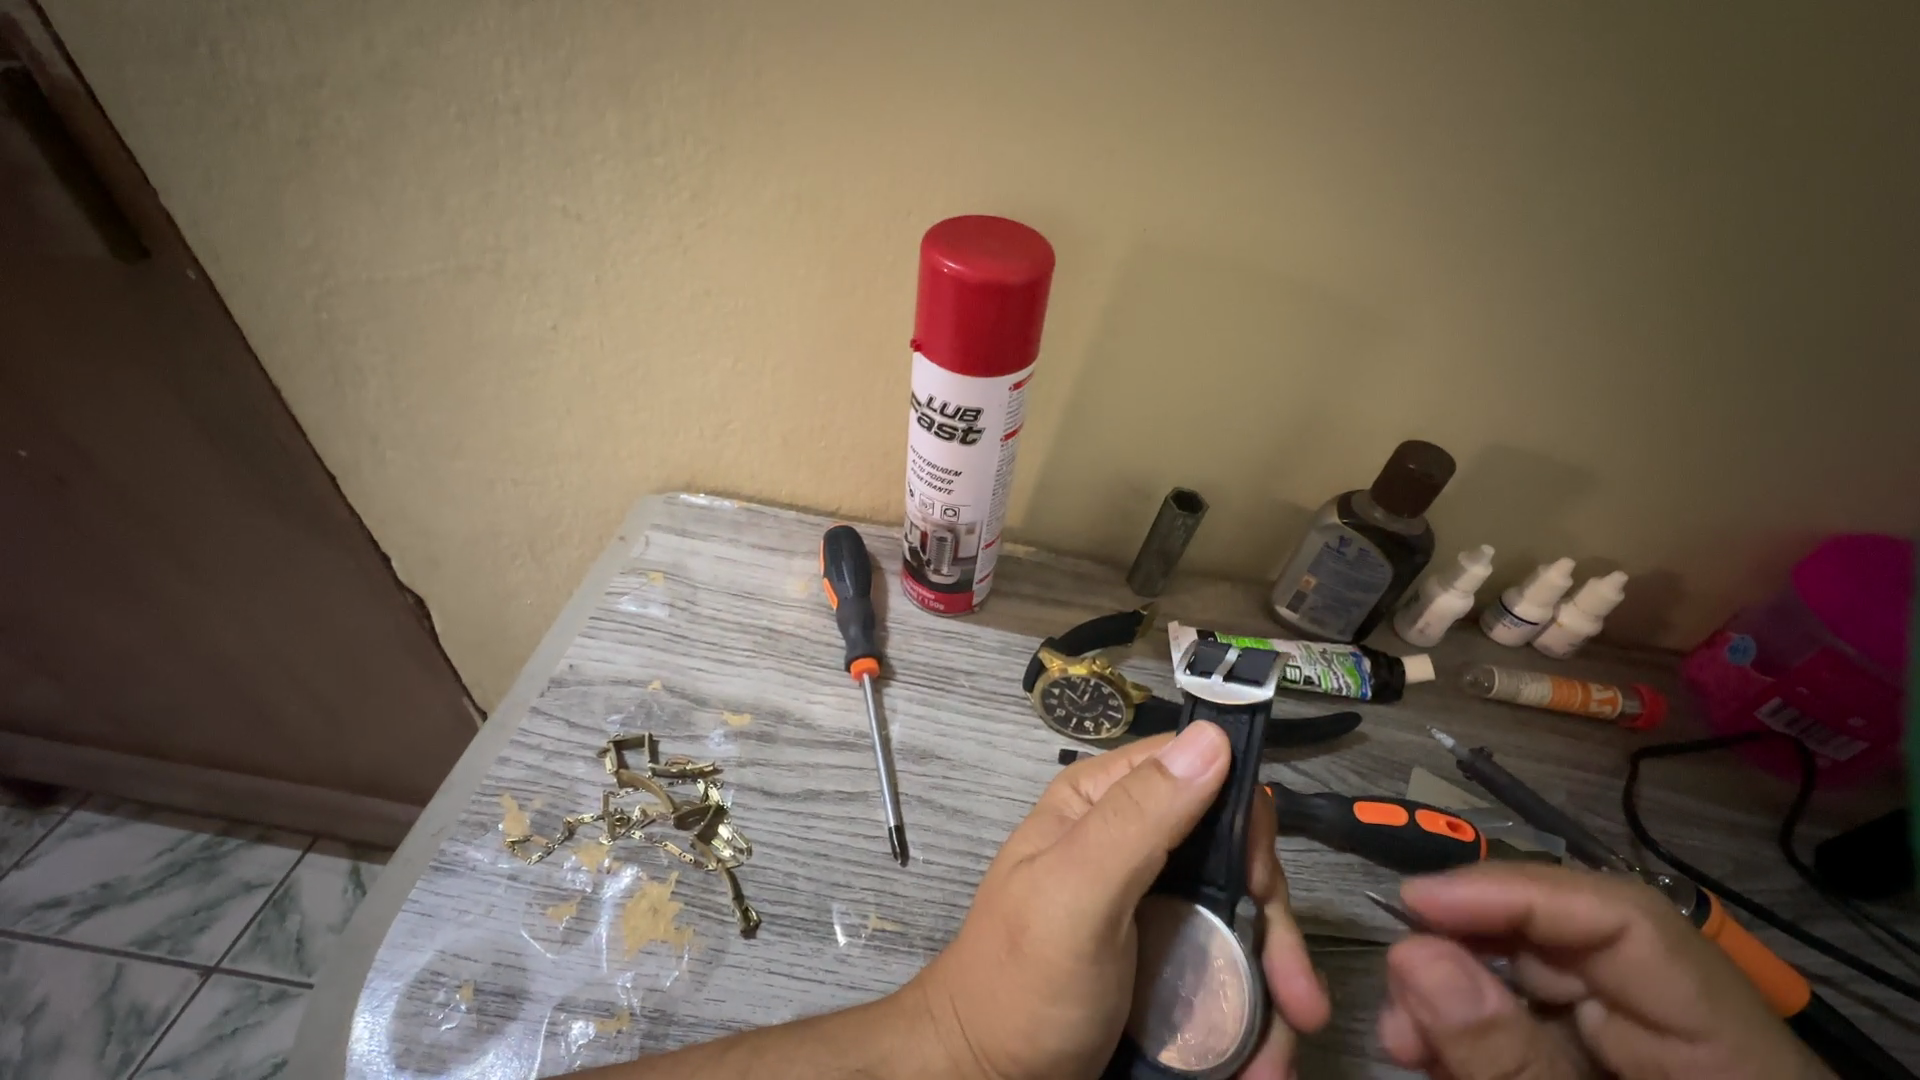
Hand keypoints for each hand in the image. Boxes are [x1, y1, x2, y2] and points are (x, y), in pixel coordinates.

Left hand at [902, 723, 1330, 1079]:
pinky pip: (1225, 957)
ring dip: (1273, 978)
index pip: (1196, 769)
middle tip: (1297, 998)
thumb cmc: (1022, 982)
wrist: (987, 1074)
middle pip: (1231, 848)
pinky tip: (1259, 1060)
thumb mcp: (1075, 893)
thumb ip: (1139, 817)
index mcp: (1101, 801)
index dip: (1241, 819)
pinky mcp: (1163, 949)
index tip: (1263, 887)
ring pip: (1238, 908)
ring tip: (1277, 1059)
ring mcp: (1150, 897)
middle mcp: (1131, 837)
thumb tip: (1213, 737)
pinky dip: (1251, 1005)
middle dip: (1271, 920)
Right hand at [1375, 863, 1826, 1079]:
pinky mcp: (1611, 1067)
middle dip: (1462, 955)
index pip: (1625, 924)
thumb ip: (1507, 1062)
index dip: (1513, 895)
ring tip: (1402, 1038)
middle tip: (1395, 995)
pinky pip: (1531, 1025)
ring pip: (1534, 982)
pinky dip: (1472, 1034)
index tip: (1414, 903)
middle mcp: (1697, 1033)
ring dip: (1453, 998)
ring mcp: (1653, 1053)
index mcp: (1734, 1054)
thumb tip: (1412, 952)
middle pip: (1565, 947)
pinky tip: (1429, 1052)